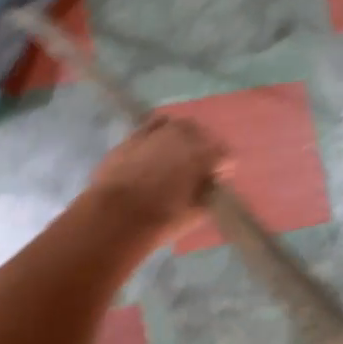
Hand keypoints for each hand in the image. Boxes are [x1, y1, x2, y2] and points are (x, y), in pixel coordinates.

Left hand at [87, 116, 228, 240]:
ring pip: (181, 126)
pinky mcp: (136, 135)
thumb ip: (212, 192)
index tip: (216, 182)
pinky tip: (156, 144)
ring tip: (176, 154)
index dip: (222, 169)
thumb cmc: (163, 219)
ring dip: (183, 138)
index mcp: (207, 156)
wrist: (115, 217)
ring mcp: (160, 133)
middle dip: (204, 150)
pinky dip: (160, 131)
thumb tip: (214, 182)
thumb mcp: (199, 212)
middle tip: (197, 168)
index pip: (227, 156)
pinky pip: (154, 124)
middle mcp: (187, 137)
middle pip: (205, 135)